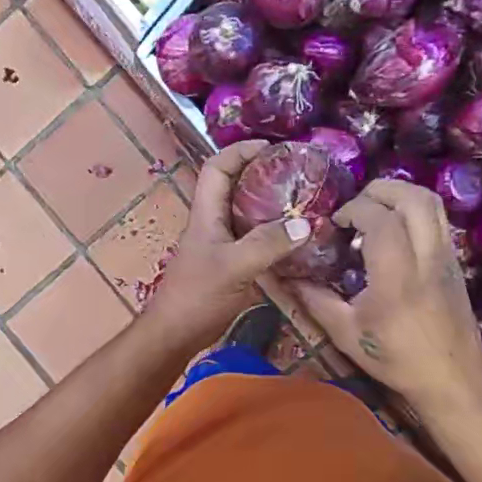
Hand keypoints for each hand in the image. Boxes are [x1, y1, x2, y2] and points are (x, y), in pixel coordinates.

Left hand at [146, 140, 309, 343]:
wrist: (176, 334)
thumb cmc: (197, 295)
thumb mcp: (235, 267)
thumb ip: (268, 244)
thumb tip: (305, 224)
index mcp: (206, 213)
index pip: (217, 168)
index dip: (240, 151)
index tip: (272, 147)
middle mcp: (212, 222)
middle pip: (234, 186)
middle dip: (262, 173)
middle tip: (297, 173)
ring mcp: (220, 244)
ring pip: (245, 212)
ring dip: (270, 204)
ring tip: (303, 201)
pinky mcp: (229, 264)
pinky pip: (253, 238)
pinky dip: (272, 233)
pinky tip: (295, 239)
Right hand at [290, 181, 481, 412]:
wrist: (452, 378)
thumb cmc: (397, 358)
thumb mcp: (346, 334)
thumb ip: (316, 300)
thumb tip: (289, 276)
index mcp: (397, 276)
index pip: (380, 218)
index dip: (354, 209)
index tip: (336, 224)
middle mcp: (426, 257)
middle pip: (413, 197)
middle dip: (379, 190)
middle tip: (355, 206)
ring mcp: (446, 256)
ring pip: (431, 201)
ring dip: (399, 195)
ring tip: (374, 212)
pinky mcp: (455, 261)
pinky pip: (437, 218)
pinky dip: (412, 211)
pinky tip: (393, 233)